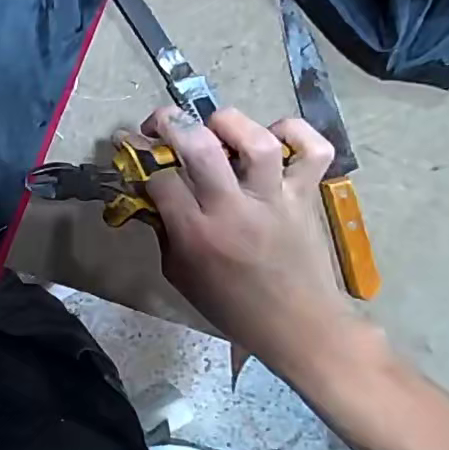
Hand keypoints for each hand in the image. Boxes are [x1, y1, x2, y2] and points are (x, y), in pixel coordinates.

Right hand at [140, 106, 358, 376]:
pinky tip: (275, 136)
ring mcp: (275, 200)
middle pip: (201, 147)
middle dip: (171, 123)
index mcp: (198, 234)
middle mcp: (234, 210)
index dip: (142, 158)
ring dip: (228, 123)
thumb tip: (151, 191)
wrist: (298, 326)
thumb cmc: (230, 304)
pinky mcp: (306, 196)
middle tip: (160, 123)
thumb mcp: (179, 273)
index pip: (162, 179)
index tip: (134, 151)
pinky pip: (314, 150)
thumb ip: (164, 229)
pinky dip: (296, 132)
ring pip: (257, 141)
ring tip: (215, 127)